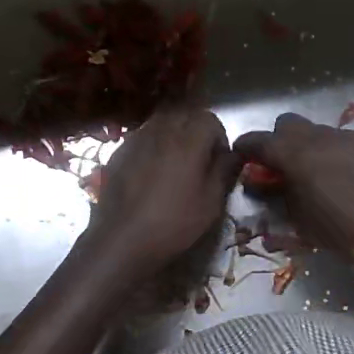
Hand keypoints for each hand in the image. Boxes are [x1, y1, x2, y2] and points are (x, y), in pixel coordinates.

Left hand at [83, 109, 238, 284]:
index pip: (209, 118)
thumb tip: (235, 154)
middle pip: (184, 114)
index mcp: (188, 140)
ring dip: (173, 134)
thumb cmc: (174, 222)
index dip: (218, 136)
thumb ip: (224, 170)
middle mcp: (161, 131)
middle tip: (199, 158)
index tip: (219, 160)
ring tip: (175, 163)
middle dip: (195, 130)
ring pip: (160, 122)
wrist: (122, 239)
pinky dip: (152, 145)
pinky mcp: (118, 152)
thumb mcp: (210, 202)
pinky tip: (150, 172)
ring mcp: (136, 139)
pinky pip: (141, 137)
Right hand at [234, 114, 353, 300]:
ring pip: (318, 131)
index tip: (243, 153)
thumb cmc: (332, 227)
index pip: (259, 140)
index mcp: (293, 154)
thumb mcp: (294, 214)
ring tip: (321, 170)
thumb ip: (275, 190)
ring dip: (312, 146)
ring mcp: (345, 136)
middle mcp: (317, 136)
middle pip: (288, 123)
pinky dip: (338, 152)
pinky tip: (347, 173)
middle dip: (281, 138)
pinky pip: (345, 140)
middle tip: (285, 161)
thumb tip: (261, 180)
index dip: (247, 145)